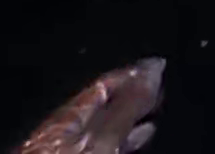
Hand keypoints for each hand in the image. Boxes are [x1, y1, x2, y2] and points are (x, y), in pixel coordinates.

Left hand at [17, 58, 164, 153]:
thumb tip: (153, 69)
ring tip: (148, 126)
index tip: (159, 68)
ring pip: (94, 137)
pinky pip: (93, 153)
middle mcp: (54, 138)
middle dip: (130, 100)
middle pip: (97, 110)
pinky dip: (113, 149)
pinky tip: (125, 151)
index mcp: (63, 121)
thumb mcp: (100, 145)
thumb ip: (127, 108)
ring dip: (123, 129)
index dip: (133, 74)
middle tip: (159, 93)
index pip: (102, 85)